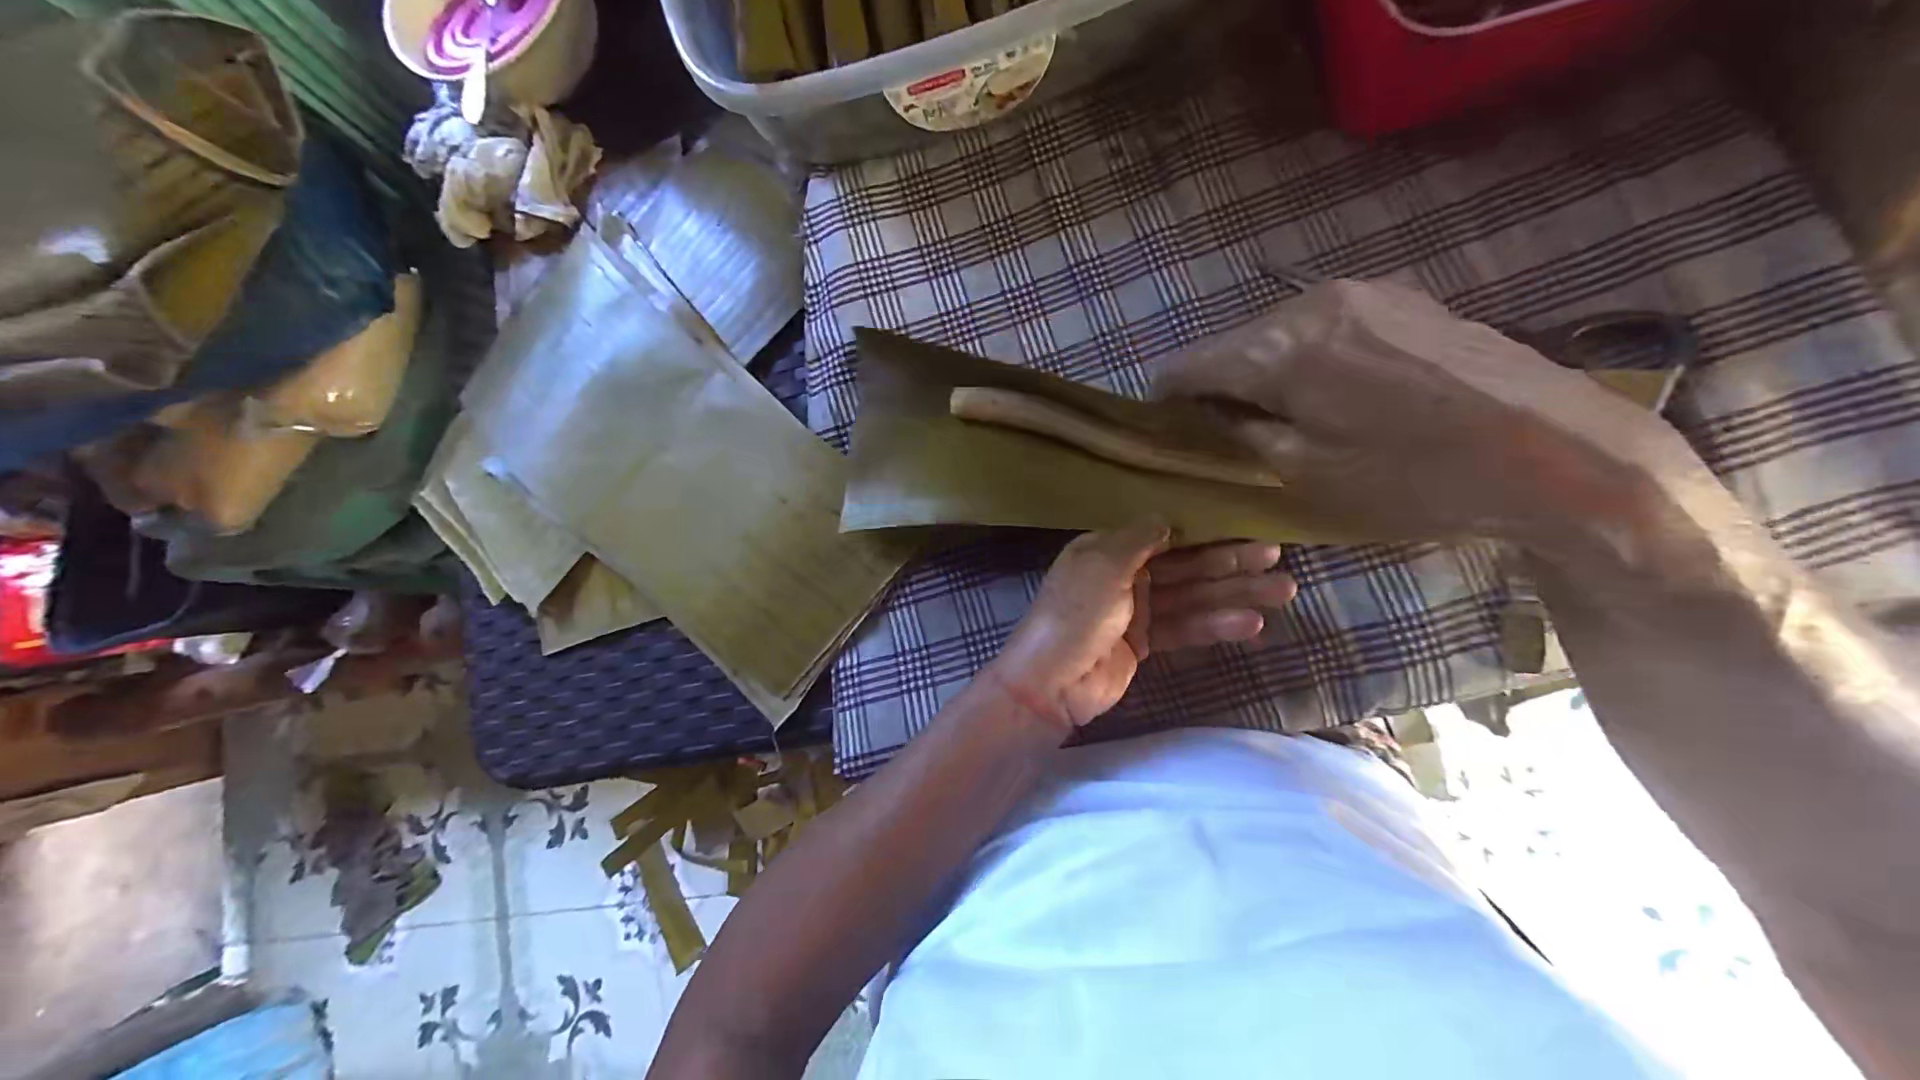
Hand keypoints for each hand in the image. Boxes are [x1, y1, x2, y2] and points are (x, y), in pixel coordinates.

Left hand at [984, 522, 1299, 736]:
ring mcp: (1135, 611)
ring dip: (1235, 595)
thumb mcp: (1103, 564)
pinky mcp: (1145, 644)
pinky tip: (1252, 623)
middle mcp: (1123, 575)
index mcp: (1107, 549)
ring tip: (1283, 591)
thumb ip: (1139, 539)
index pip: (1163, 534)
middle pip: (1184, 565)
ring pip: (1192, 597)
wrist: (1051, 681)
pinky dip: (1216, 625)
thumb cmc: (1075, 613)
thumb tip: (1168, 518)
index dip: (1203, 531)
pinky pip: (1186, 627)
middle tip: (1278, 557)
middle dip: (1230, 562)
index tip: (1245, 525)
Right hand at [1154, 279, 1694, 550]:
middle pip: (1229, 347)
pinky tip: (1344, 403)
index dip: (1166, 408)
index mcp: (1279, 344)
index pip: (1182, 367)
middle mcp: (1314, 300)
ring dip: (1266, 379)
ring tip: (1295, 427)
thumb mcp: (1303, 475)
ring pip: (1276, 337)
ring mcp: (1366, 292)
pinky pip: (1324, 329)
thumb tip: (1197, 419)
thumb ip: (1234, 437)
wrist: (1565, 457)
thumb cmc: (1418, 479)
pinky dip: (1310, 365)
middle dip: (1219, 394)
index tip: (1176, 445)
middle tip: (1238, 445)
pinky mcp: (1405, 300)